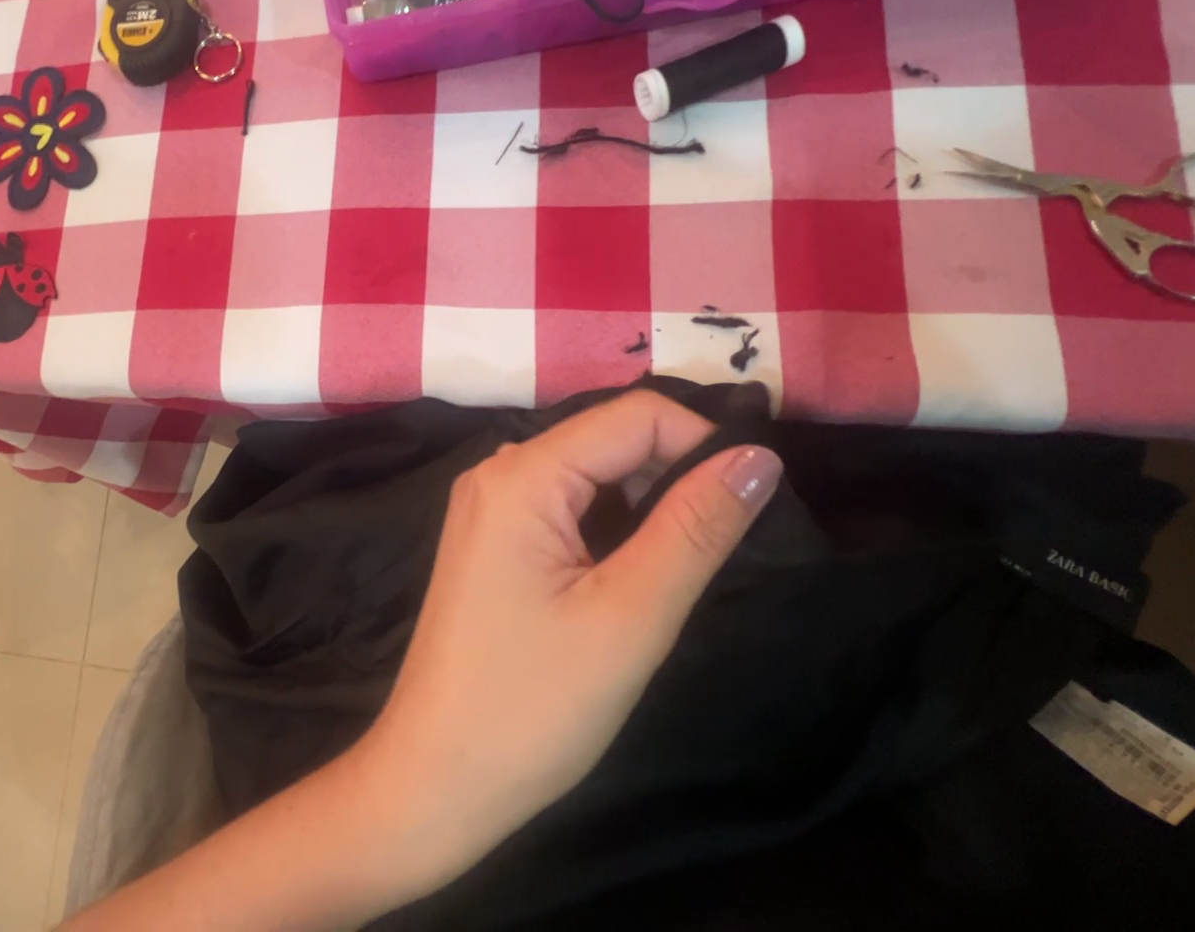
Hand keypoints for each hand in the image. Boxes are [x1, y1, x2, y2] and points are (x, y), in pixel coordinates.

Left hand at [347, 389, 782, 890]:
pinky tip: (625, 579)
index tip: (752, 504)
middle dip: (673, 476)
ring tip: (671, 573)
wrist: (437, 778)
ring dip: (644, 506)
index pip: (635, 416)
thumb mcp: (630, 616)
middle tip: (716, 550)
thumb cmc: (532, 705)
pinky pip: (564, 508)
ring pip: (590, 475)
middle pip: (609, 439)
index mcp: (520, 476)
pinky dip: (609, 528)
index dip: (704, 443)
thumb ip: (695, 527)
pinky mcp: (490, 543)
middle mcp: (496, 474)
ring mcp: (487, 509)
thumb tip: (758, 457)